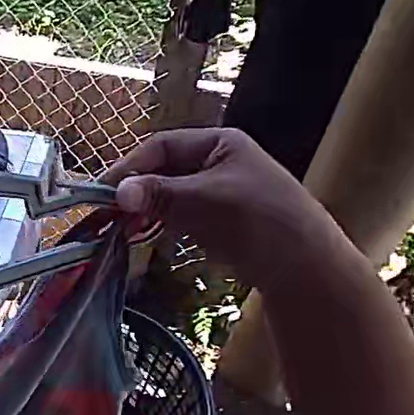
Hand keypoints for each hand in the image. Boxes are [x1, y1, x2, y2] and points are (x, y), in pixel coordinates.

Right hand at [102, 128, 360, 291]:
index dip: (129, 166)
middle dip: (133, 190)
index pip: (160, 146)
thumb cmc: (259, 221)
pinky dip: (156, 223)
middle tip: (105, 211)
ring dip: (142, 209)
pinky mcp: (217, 220)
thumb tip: (116, 192)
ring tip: (117, 227)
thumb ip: (158, 193)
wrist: (308, 270)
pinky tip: (141, 235)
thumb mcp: (204, 201)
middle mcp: (216, 162)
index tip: (105, 190)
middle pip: (161, 170)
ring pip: (166, 194)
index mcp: (219, 143)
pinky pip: (176, 214)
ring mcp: (217, 192)